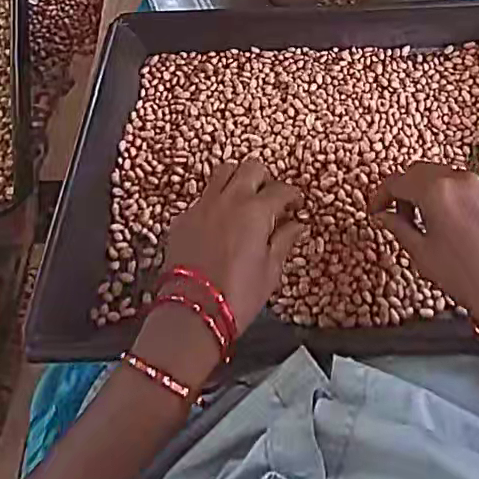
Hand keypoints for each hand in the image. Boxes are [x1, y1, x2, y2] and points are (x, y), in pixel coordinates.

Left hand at [157, 158, 303, 331]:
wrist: (191, 312)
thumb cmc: (238, 295)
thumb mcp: (270, 270)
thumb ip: (284, 240)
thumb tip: (296, 225)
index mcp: (256, 211)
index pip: (281, 189)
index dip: (292, 196)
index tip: (295, 206)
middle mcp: (229, 200)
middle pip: (250, 167)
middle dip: (264, 178)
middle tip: (270, 198)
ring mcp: (202, 206)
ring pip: (223, 172)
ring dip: (237, 179)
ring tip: (244, 199)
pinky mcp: (183, 218)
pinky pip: (203, 197)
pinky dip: (215, 201)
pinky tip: (220, 221)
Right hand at [367, 162, 478, 327]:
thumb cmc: (469, 279)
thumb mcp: (422, 254)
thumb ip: (399, 227)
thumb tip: (385, 216)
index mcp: (437, 192)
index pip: (398, 181)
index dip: (381, 194)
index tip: (376, 207)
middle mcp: (462, 180)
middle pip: (422, 171)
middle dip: (406, 189)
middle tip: (398, 213)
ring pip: (448, 177)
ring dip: (432, 192)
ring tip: (429, 221)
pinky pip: (472, 188)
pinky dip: (458, 199)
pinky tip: (458, 225)